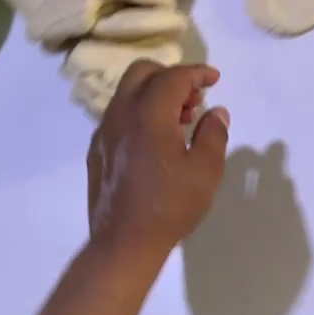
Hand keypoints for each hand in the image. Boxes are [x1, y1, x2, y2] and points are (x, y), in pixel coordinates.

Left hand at [87, 61, 229, 256]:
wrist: (124, 242)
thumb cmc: (171, 205)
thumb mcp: (206, 170)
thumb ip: (213, 134)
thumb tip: (216, 112)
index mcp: (149, 114)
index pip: (174, 77)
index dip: (197, 73)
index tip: (215, 79)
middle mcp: (120, 114)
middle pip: (142, 73)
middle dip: (171, 76)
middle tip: (194, 98)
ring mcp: (104, 132)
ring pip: (128, 94)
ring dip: (155, 95)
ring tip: (180, 121)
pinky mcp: (97, 151)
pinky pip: (119, 116)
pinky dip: (141, 114)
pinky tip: (157, 142)